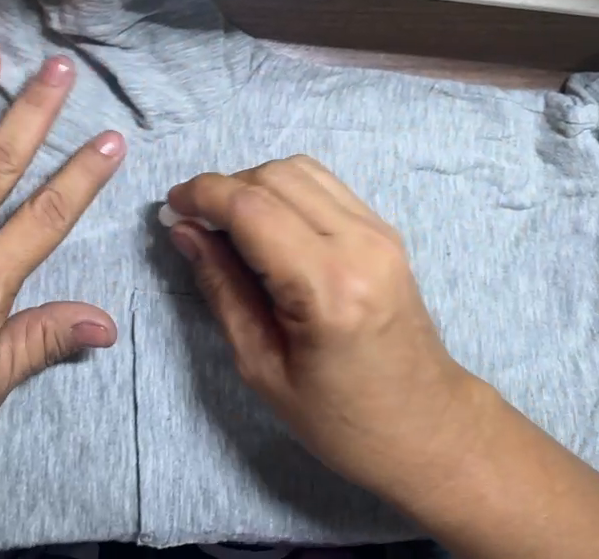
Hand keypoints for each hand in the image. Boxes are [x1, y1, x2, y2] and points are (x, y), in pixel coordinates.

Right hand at [164, 156, 490, 504]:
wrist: (428, 427)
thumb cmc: (339, 418)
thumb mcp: (261, 366)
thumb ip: (221, 287)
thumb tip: (183, 230)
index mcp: (326, 287)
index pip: (251, 207)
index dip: (202, 195)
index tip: (170, 206)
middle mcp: (358, 244)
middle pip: (273, 176)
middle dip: (224, 188)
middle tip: (196, 222)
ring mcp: (378, 230)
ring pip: (298, 169)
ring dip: (253, 183)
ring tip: (229, 223)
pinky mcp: (385, 229)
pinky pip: (323, 183)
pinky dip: (284, 189)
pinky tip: (268, 224)